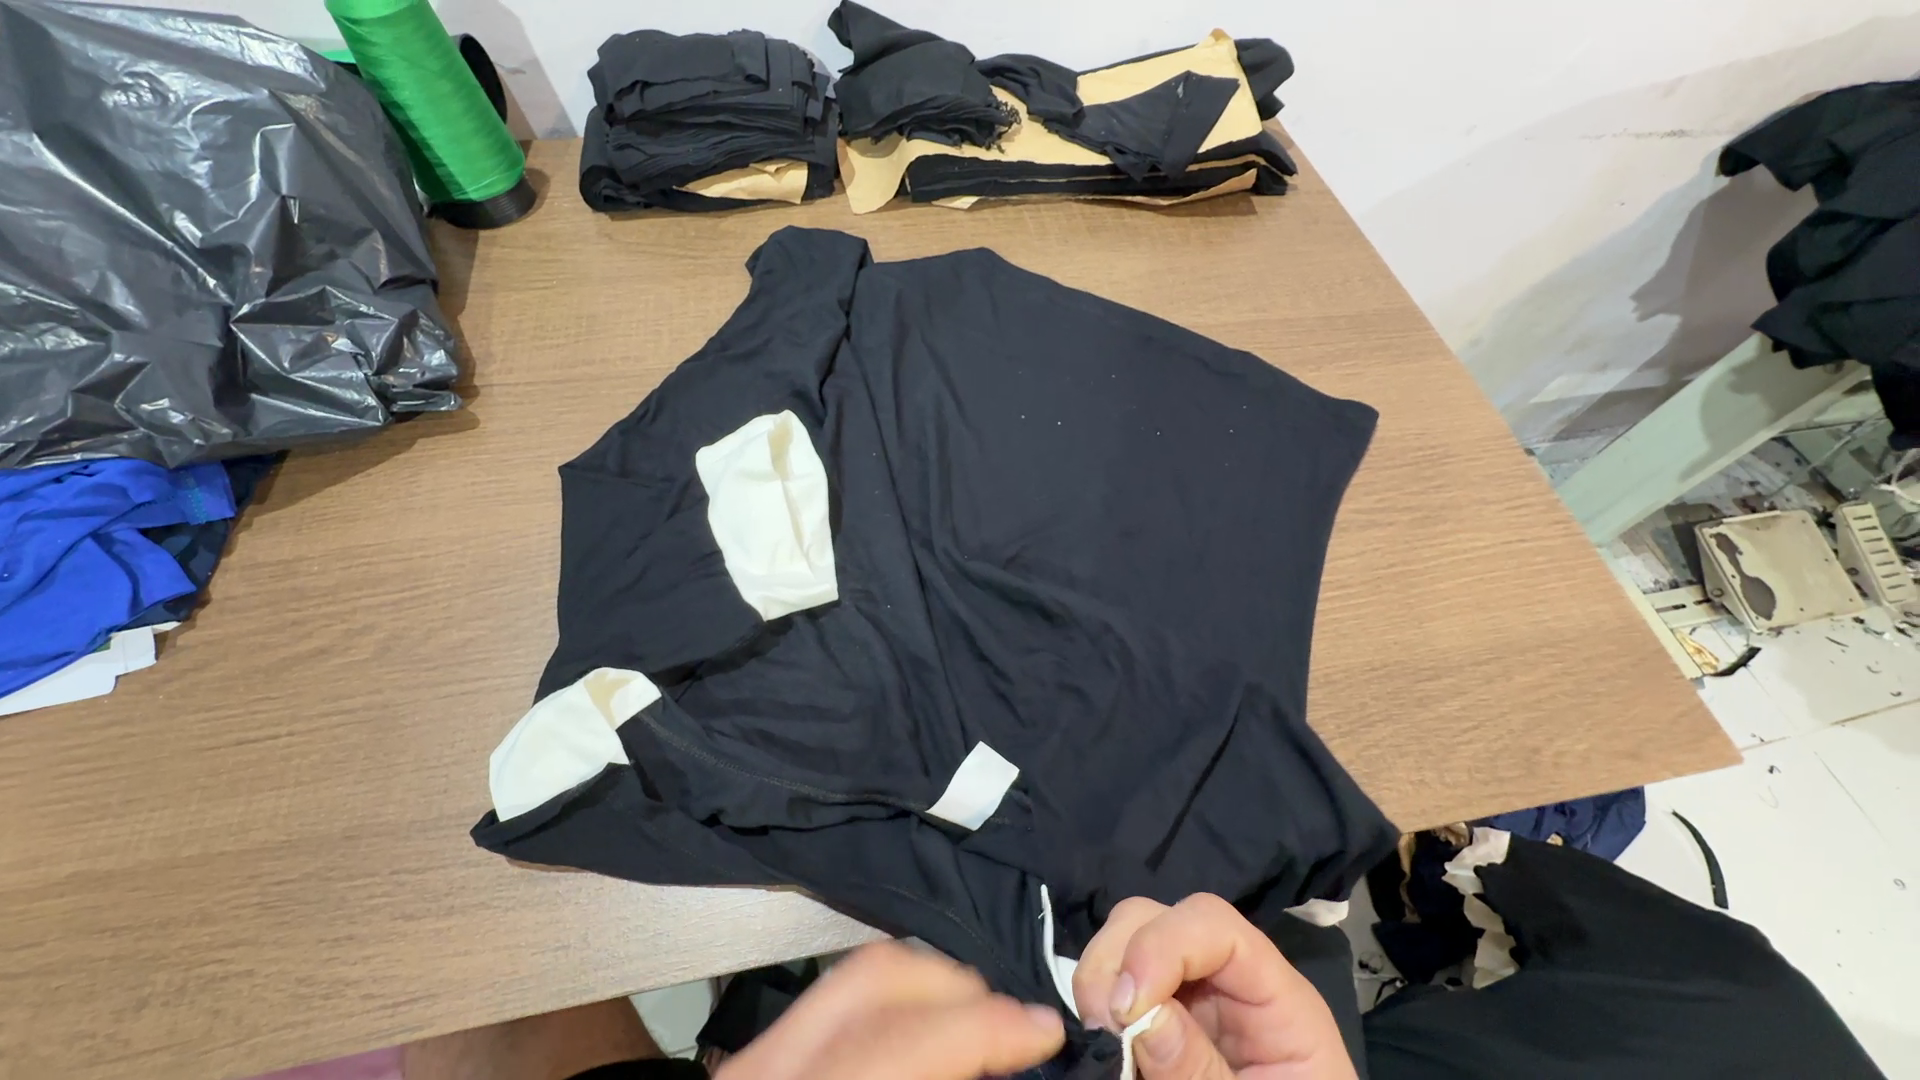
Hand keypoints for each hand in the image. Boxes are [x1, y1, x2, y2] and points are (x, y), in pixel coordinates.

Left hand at [713, 942, 1064, 1079]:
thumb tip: (996, 1071)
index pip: (903, 1041)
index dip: (987, 1026)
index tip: (1041, 1030)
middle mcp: (770, 1073)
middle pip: (875, 978)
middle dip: (958, 987)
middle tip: (1009, 1024)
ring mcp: (752, 1064)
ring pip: (852, 979)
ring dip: (926, 989)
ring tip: (971, 1024)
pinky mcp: (752, 1065)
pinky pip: (834, 1004)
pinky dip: (890, 1007)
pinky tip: (918, 1037)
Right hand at [1071, 895, 1357, 1079]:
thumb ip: (1202, 1070)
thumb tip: (1141, 1016)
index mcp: (1276, 997)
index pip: (1214, 924)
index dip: (1161, 945)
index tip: (1126, 1009)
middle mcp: (1229, 979)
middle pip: (1159, 917)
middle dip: (1118, 959)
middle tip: (1102, 1029)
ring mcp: (1192, 994)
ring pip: (1127, 936)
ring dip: (1101, 978)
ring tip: (1101, 1040)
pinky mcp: (1161, 1015)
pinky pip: (1117, 979)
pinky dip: (1098, 1001)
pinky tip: (1102, 1042)